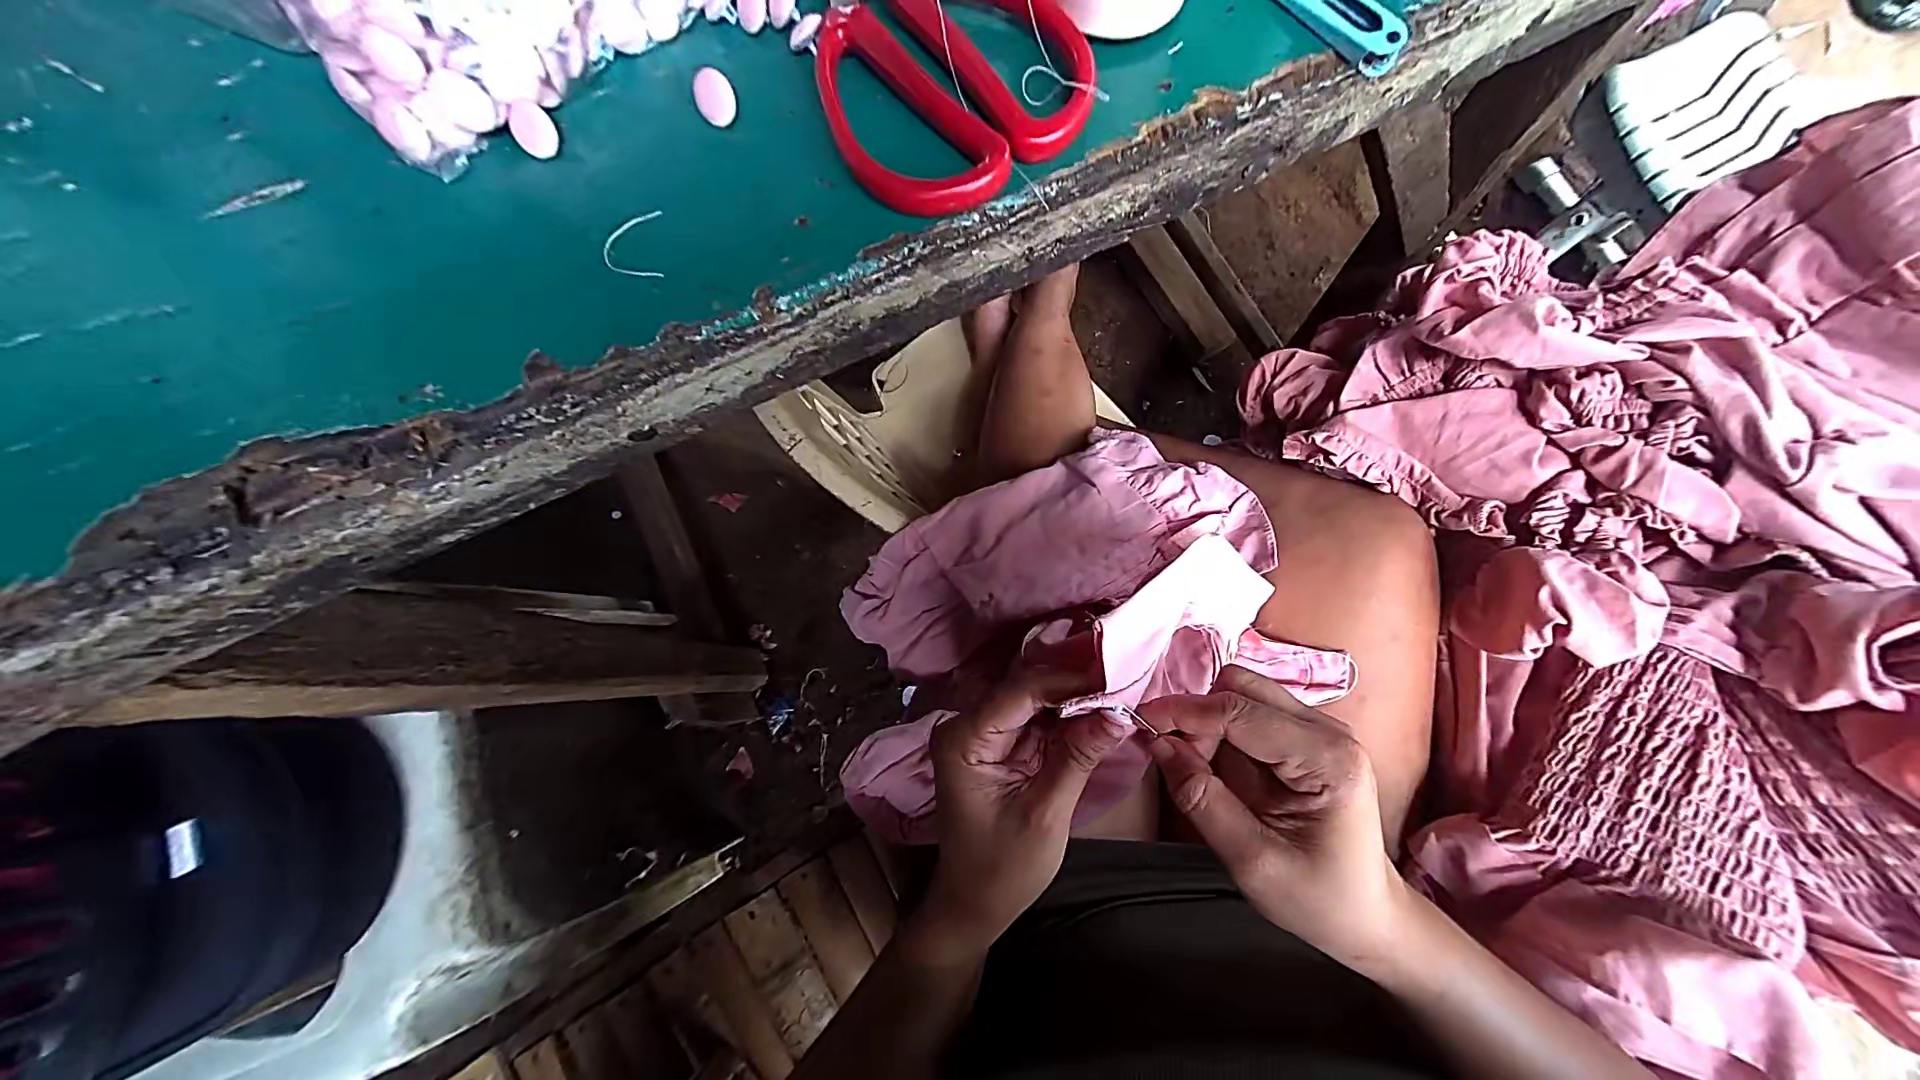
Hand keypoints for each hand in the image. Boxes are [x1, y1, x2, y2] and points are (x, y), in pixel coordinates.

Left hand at [920, 667, 1133, 952]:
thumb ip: (1077, 757)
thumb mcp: (1045, 814)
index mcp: (964, 739)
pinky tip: (1095, 710)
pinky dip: (1065, 718)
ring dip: (1073, 698)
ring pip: (1033, 701)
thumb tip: (1118, 714)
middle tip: (1122, 679)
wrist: (973, 903)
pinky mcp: (997, 745)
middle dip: (1074, 685)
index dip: (1068, 680)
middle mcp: (966, 725)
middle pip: (1025, 690)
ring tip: (1116, 690)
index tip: (1114, 673)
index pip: (1019, 693)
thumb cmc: (1002, 869)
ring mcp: (980, 733)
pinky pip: (1034, 720)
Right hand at [1142, 665, 1410, 971]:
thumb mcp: (1251, 861)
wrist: (1367, 917)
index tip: (1140, 723)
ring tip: (1199, 768)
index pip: (1238, 711)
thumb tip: (1158, 744)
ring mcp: (1319, 727)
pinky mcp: (1305, 733)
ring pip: (1241, 691)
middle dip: (1197, 714)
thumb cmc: (1317, 899)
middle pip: (1240, 687)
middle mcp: (1328, 730)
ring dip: (1206, 719)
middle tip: (1178, 759)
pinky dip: (1219, 727)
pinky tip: (1217, 766)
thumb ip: (1201, 799)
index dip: (1183, 712)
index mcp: (1326, 759)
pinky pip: (1248, 708)